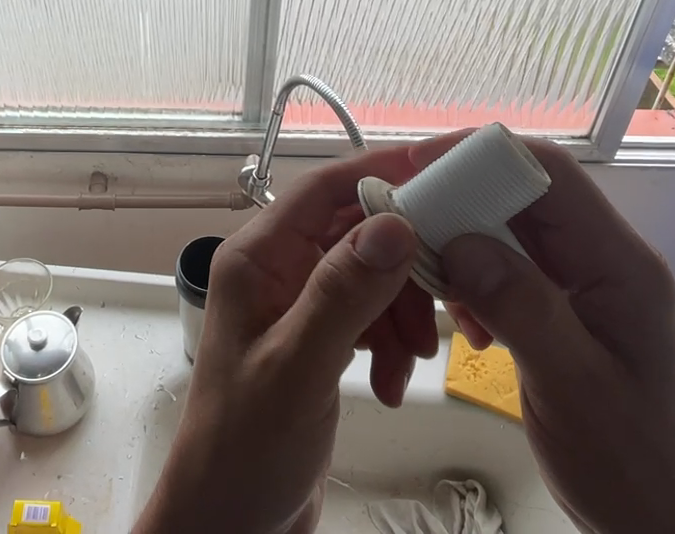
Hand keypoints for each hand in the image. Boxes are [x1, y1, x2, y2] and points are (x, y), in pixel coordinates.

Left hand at [133, 136, 463, 533]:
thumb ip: (344, 293)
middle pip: (354, 230)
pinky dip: (390, 340)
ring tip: (412, 360)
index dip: (379, 174)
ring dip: (401, 310)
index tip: (440, 176)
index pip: (321, 189)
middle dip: (402, 262)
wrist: (230, 520)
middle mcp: (276, 268)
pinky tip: (392, 383)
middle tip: (444, 298)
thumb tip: (394, 222)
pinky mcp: (318, 336)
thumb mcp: (298, 366)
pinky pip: (368, 313)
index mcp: (256, 257)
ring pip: (369, 273)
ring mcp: (297, 302)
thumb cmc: (246, 446)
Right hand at [441, 137, 674, 533]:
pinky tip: (463, 323)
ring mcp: (579, 281)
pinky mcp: (557, 306)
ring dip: (459, 245)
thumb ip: (523, 308)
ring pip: (503, 229)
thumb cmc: (628, 462)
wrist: (659, 524)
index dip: (480, 155)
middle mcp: (600, 257)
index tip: (415, 167)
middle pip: (518, 194)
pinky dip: (469, 281)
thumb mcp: (574, 386)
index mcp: (618, 262)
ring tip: (429, 281)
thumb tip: (460, 242)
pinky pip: (501, 267)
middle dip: (457, 199)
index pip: (547, 172)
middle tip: (402, 221)